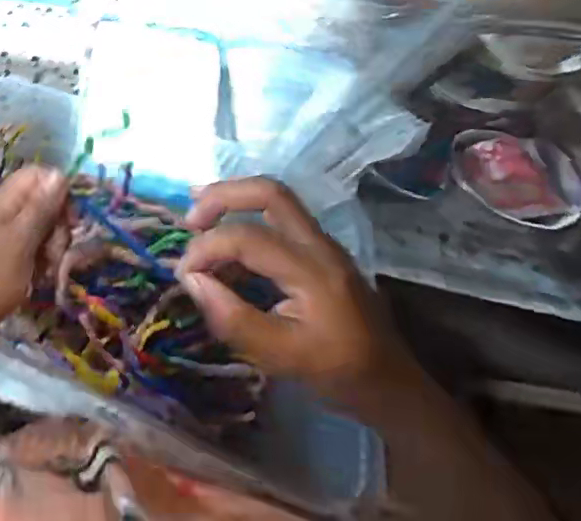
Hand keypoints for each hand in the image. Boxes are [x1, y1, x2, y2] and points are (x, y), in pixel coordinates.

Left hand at [0, 166, 69, 349]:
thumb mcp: (21, 241)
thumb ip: (41, 207)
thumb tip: (60, 174)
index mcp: (2, 201)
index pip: (37, 175)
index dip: (58, 190)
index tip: (70, 219)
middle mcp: (2, 211)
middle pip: (41, 201)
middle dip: (57, 225)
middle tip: (56, 251)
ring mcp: (2, 233)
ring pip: (40, 226)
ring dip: (51, 246)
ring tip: (48, 269)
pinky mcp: (4, 254)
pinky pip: (31, 246)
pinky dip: (40, 260)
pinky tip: (41, 277)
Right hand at [178, 178, 415, 407]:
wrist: (396, 388)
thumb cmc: (339, 375)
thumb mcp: (281, 359)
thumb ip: (233, 318)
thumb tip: (191, 280)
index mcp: (313, 272)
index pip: (247, 237)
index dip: (206, 248)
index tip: (185, 274)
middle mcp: (320, 245)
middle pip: (268, 192)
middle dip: (221, 197)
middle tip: (190, 221)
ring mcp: (323, 243)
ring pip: (274, 197)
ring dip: (232, 201)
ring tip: (198, 221)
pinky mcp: (320, 250)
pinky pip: (278, 216)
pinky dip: (245, 217)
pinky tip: (226, 245)